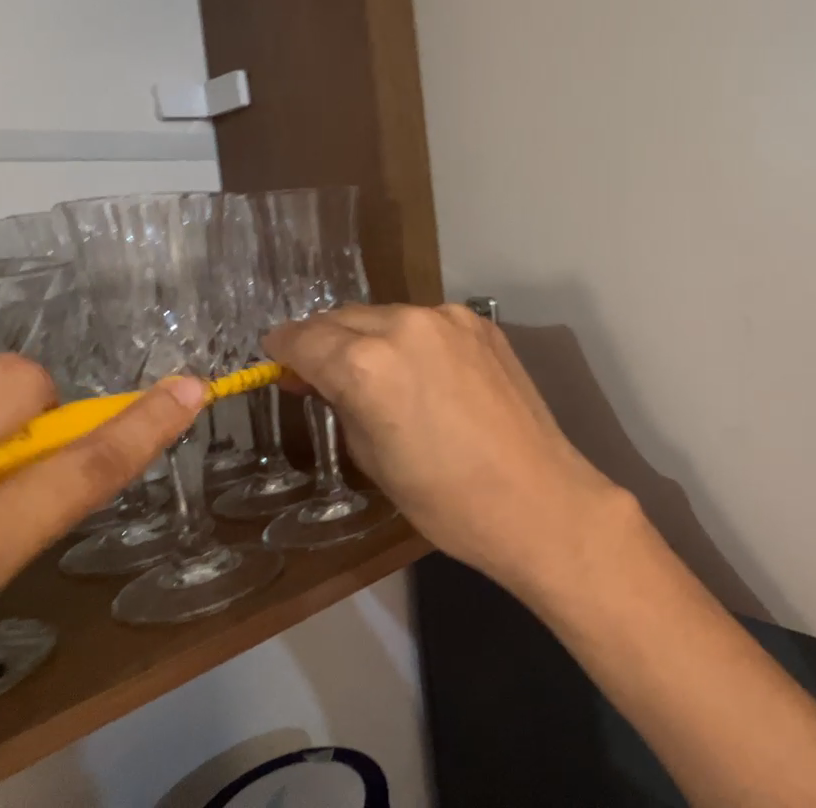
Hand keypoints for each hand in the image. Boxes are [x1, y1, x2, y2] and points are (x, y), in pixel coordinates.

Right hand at [264, 304, 630, 598]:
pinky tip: (421, 374)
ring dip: (370, 338)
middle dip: (324, 342)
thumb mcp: (373, 457)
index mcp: (368, 363)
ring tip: (374, 377)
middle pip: (343, 319)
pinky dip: (412, 340)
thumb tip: (320, 381)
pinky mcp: (485, 326)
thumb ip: (340, 405)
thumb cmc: (446, 499)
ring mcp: (452, 320)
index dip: (283, 353)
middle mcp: (407, 325)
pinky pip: (428, 323)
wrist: (536, 498)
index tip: (279, 365)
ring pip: (387, 316)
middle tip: (319, 376)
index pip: (303, 339)